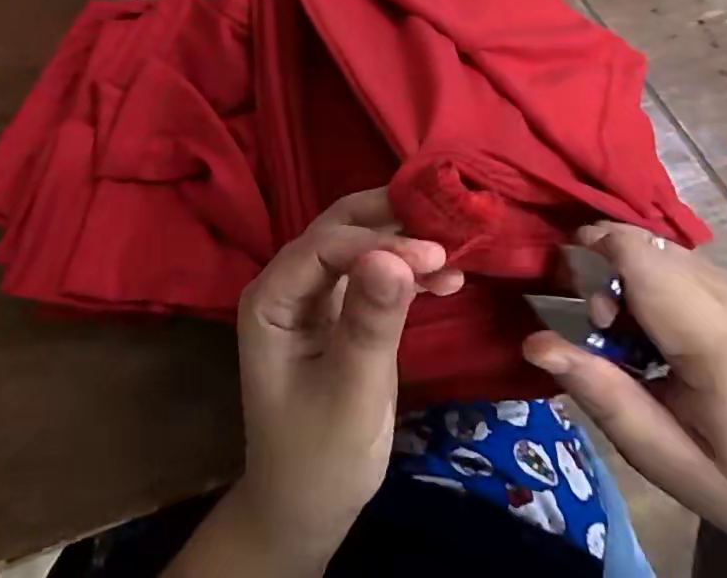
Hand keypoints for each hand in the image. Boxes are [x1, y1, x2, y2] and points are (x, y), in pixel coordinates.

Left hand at [168, 189, 462, 577]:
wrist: (308, 506)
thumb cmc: (319, 457)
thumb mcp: (350, 394)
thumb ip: (370, 324)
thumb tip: (395, 256)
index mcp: (271, 298)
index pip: (324, 245)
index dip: (378, 241)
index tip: (433, 254)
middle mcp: (290, 284)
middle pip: (340, 227)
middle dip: (391, 220)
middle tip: (446, 220)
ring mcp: (315, 295)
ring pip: (361, 244)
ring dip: (405, 242)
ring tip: (455, 253)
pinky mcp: (341, 311)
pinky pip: (375, 274)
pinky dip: (409, 271)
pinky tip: (447, 279)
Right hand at [522, 222, 726, 577]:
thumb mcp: (660, 455)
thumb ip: (599, 392)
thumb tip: (533, 343)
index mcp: (714, 333)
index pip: (636, 251)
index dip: (588, 249)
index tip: (562, 286)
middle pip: (642, 245)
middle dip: (604, 272)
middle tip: (601, 332)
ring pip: (657, 251)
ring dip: (625, 280)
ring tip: (628, 342)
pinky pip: (678, 265)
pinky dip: (649, 284)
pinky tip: (655, 336)